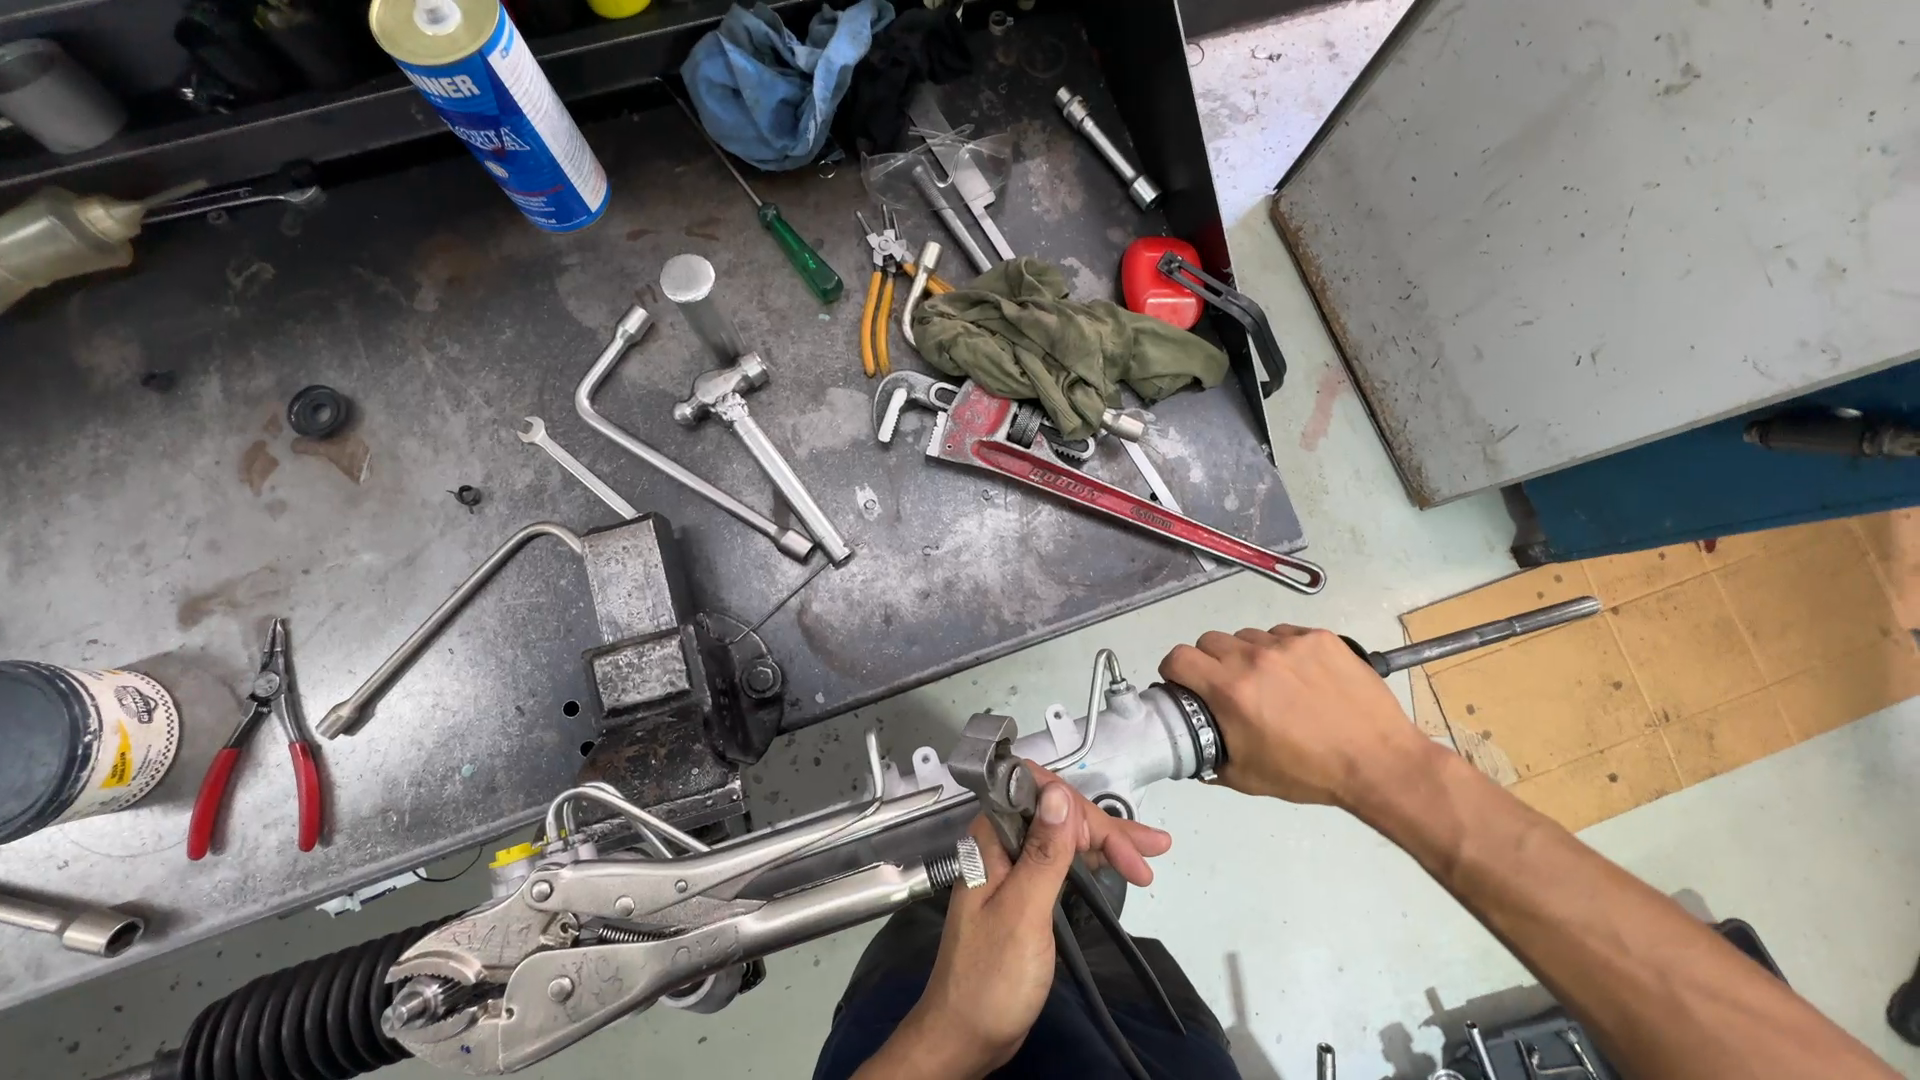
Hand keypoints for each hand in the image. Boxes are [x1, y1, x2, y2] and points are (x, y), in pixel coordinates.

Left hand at [855, 774, 1170, 1079]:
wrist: (966, 1037)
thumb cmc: (991, 978)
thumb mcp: (1023, 912)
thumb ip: (1043, 852)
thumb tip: (1059, 793)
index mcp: (991, 840)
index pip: (1038, 794)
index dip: (1078, 809)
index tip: (1112, 842)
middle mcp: (1002, 847)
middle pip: (1058, 816)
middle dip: (1105, 829)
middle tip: (1152, 852)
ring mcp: (1015, 871)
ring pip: (1066, 840)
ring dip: (1109, 844)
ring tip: (1152, 854)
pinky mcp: (1027, 895)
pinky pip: (1065, 865)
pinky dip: (1095, 864)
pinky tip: (1119, 865)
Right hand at [1160, 625, 1433, 807]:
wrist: (1378, 762)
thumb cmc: (1309, 773)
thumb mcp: (1246, 776)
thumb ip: (1209, 760)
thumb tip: (1192, 751)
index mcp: (1230, 691)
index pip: (1178, 658)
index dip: (1174, 671)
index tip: (1184, 684)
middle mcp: (1254, 658)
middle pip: (1208, 642)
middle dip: (1209, 663)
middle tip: (1228, 687)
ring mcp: (1289, 643)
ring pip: (1247, 636)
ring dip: (1247, 656)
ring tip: (1270, 683)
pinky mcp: (1319, 637)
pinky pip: (1283, 634)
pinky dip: (1282, 651)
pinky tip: (1299, 677)